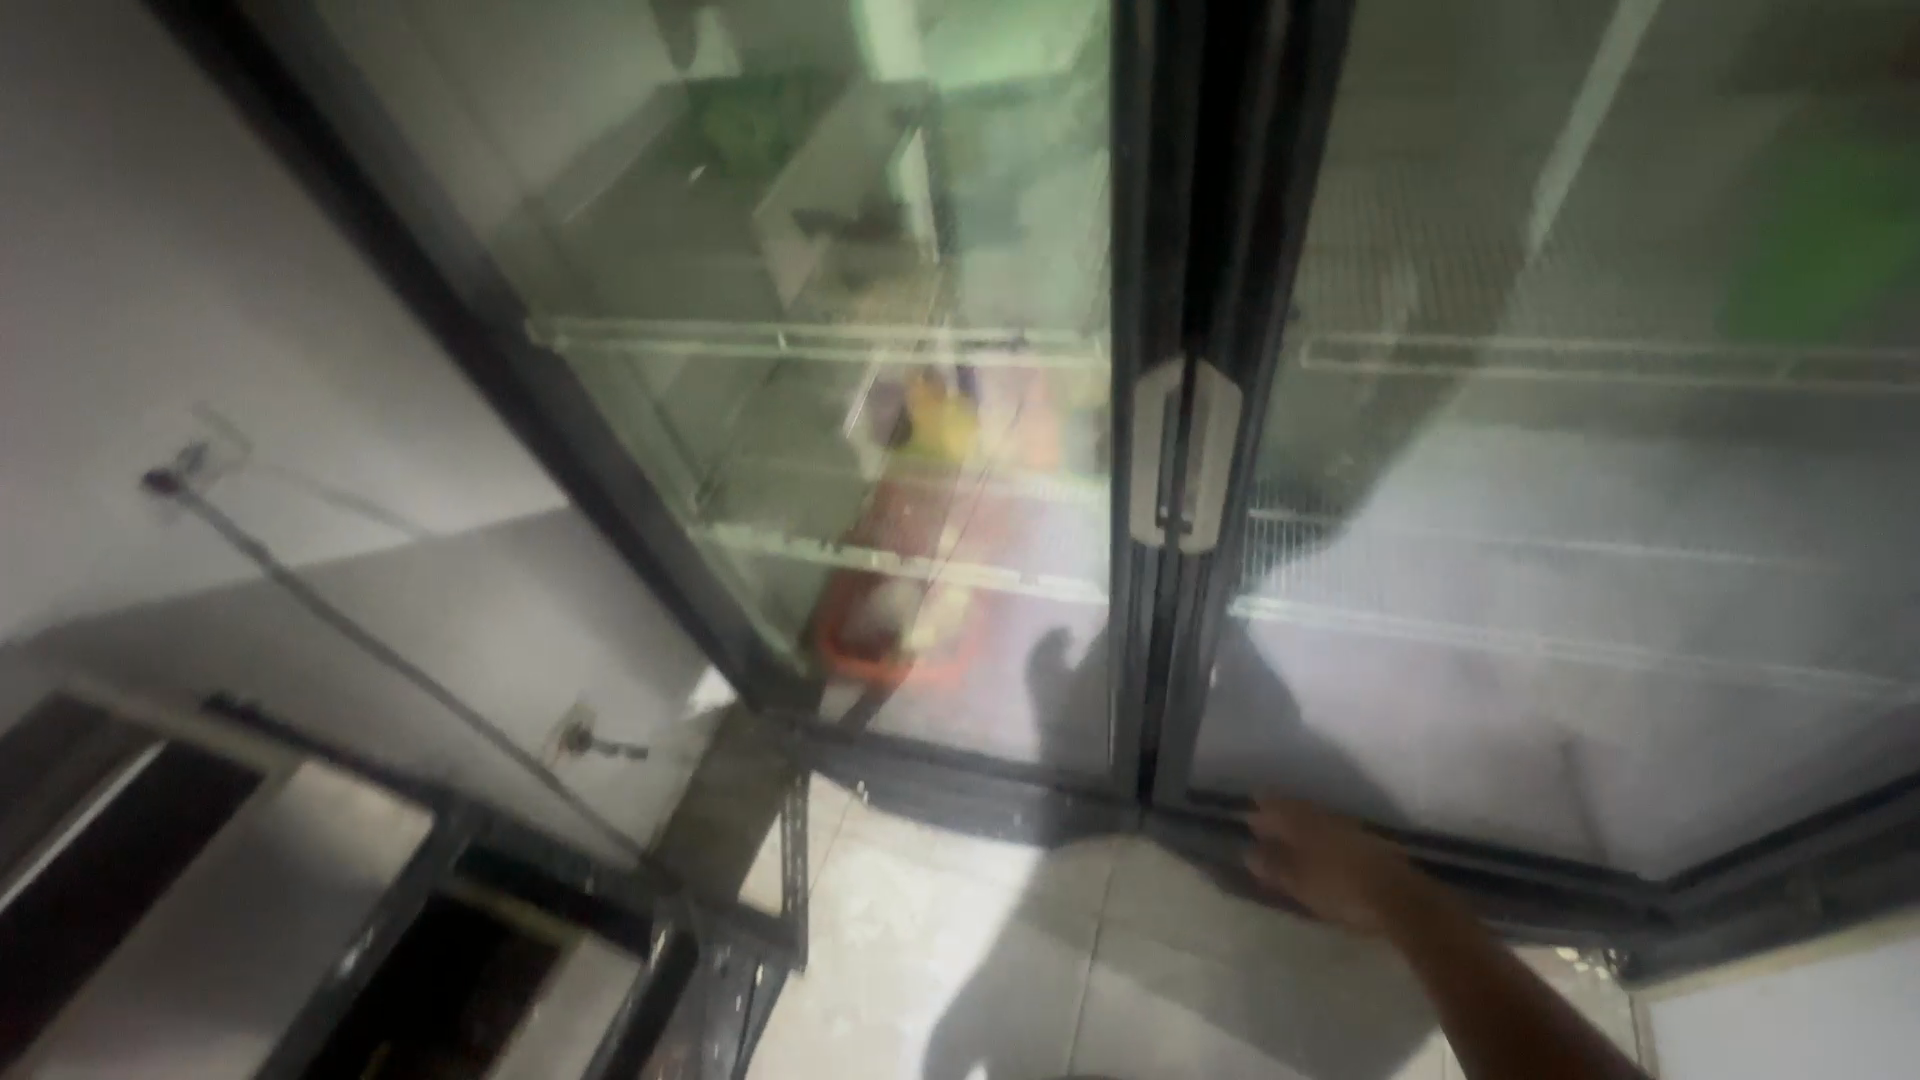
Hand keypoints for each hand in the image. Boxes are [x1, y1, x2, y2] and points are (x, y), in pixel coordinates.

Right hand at [1243, 797, 1431, 933]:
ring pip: (1319, 821)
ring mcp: (1352, 830)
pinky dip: (1324, 839)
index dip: (1262, 805)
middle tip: (1267, 823)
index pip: (1276, 806)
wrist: (1402, 900)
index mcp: (1303, 822)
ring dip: (1304, 827)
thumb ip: (1273, 866)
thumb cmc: (1340, 888)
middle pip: (1298, 811)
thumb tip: (1249, 853)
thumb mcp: (1299, 882)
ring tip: (1292, 838)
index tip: (1251, 804)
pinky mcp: (1372, 847)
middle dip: (1282, 815)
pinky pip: (1337, 835)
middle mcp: (1326, 819)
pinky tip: (1325, 851)